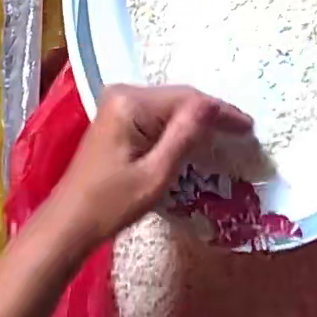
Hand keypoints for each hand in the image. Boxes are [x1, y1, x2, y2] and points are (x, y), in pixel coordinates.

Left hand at [40, 85, 252, 253]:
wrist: (68, 224)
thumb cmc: (110, 205)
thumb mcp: (155, 175)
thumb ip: (185, 137)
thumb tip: (214, 108)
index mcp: (131, 102)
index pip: (188, 99)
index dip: (221, 112)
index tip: (249, 127)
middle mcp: (125, 92)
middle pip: (180, 98)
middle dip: (211, 114)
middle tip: (242, 130)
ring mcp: (119, 102)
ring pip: (172, 105)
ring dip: (197, 119)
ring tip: (227, 132)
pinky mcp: (118, 115)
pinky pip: (159, 113)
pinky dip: (179, 125)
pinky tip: (197, 135)